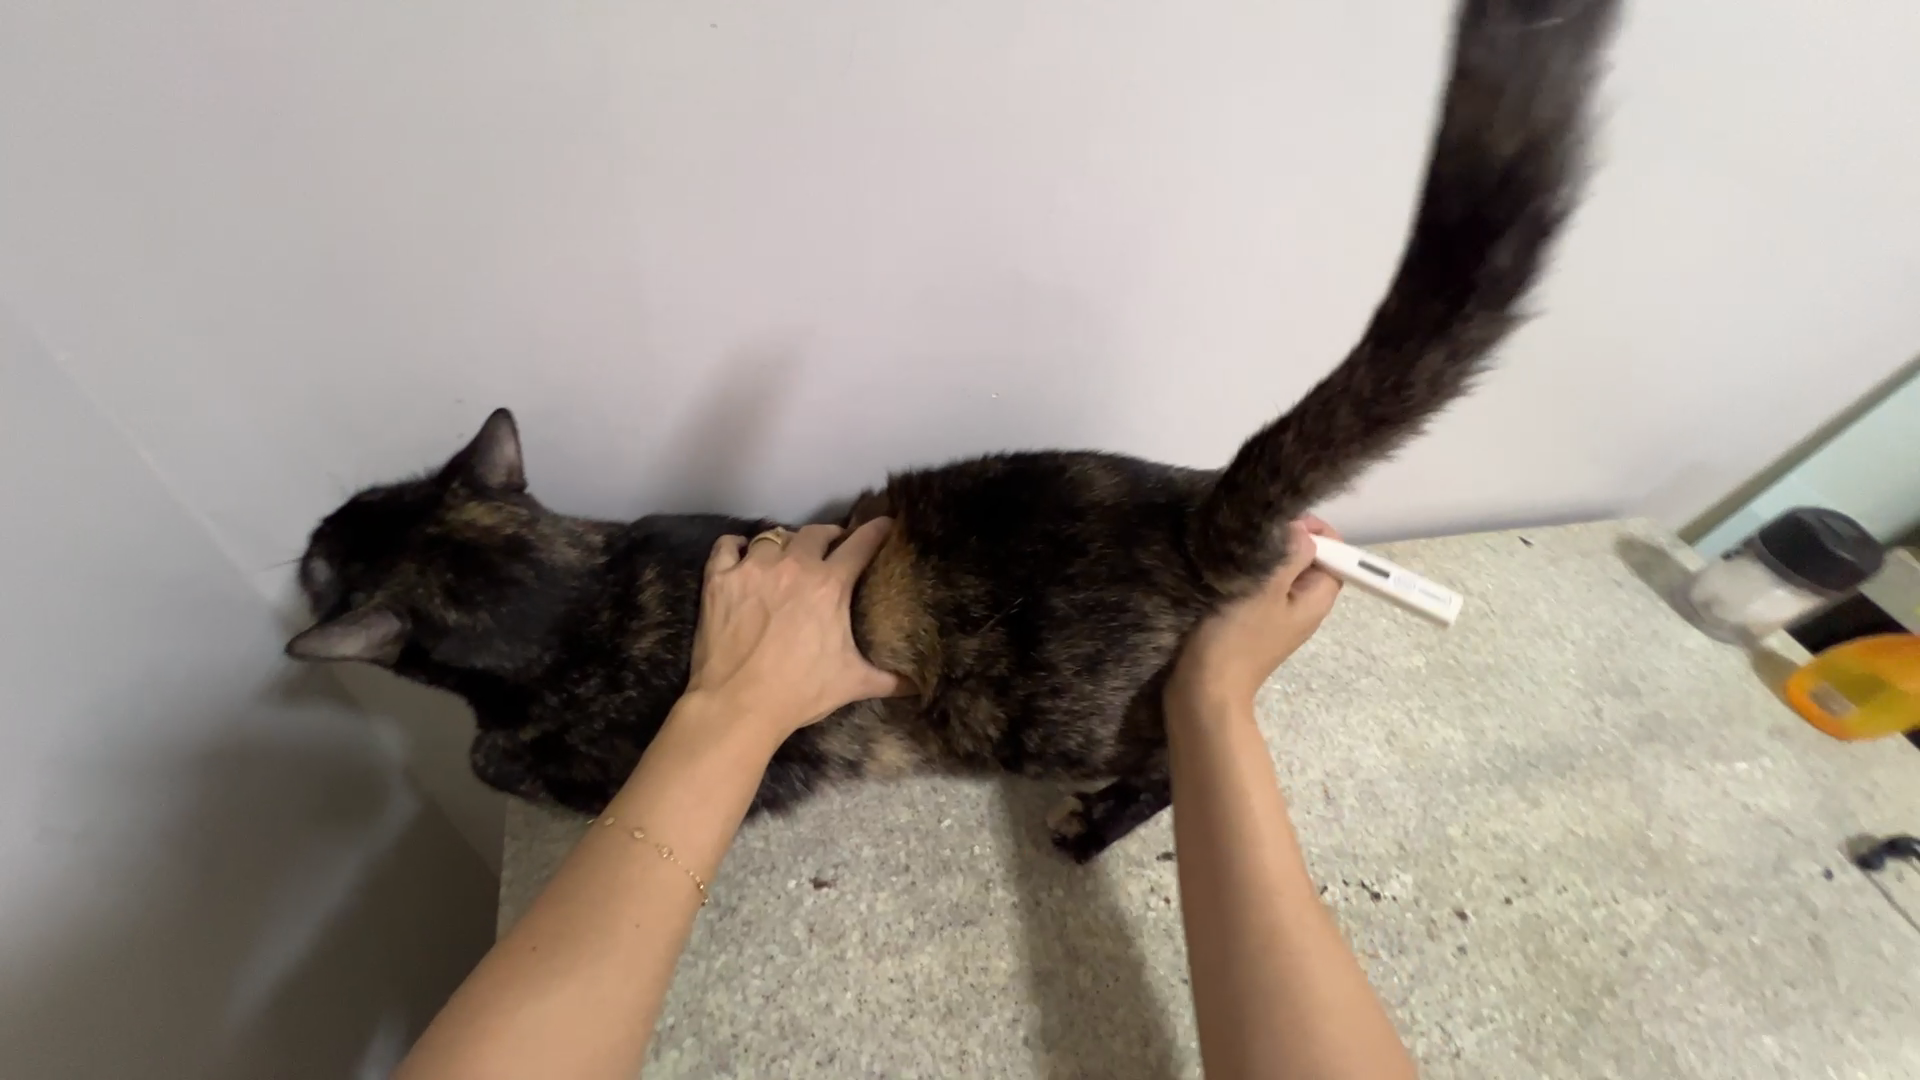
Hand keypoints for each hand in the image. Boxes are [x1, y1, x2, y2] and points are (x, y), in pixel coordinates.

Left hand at [682, 518, 903, 739]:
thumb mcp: (853, 683)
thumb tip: (919, 685)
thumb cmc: (799, 692)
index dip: (877, 531)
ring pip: (773, 536)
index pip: (861, 544)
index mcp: (830, 585)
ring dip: (785, 543)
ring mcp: (753, 569)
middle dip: (829, 536)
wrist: (737, 706)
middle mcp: (794, 567)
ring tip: (787, 556)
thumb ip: (890, 679)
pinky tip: (742, 554)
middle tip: (832, 548)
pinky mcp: (719, 579)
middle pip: (817, 532)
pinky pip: (727, 545)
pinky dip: (735, 546)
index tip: (885, 524)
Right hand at [1168, 516, 1343, 709]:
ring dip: (1255, 559)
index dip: (1313, 530)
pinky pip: (1252, 590)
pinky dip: (1240, 577)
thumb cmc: (1235, 637)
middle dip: (1279, 542)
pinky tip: (1217, 573)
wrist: (1201, 690)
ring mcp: (1272, 618)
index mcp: (1316, 598)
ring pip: (1273, 574)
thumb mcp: (1266, 587)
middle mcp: (1301, 607)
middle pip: (1301, 561)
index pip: (1333, 553)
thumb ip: (1291, 553)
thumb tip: (1300, 529)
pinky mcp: (1246, 624)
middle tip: (1247, 533)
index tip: (1279, 520)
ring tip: (1228, 550)